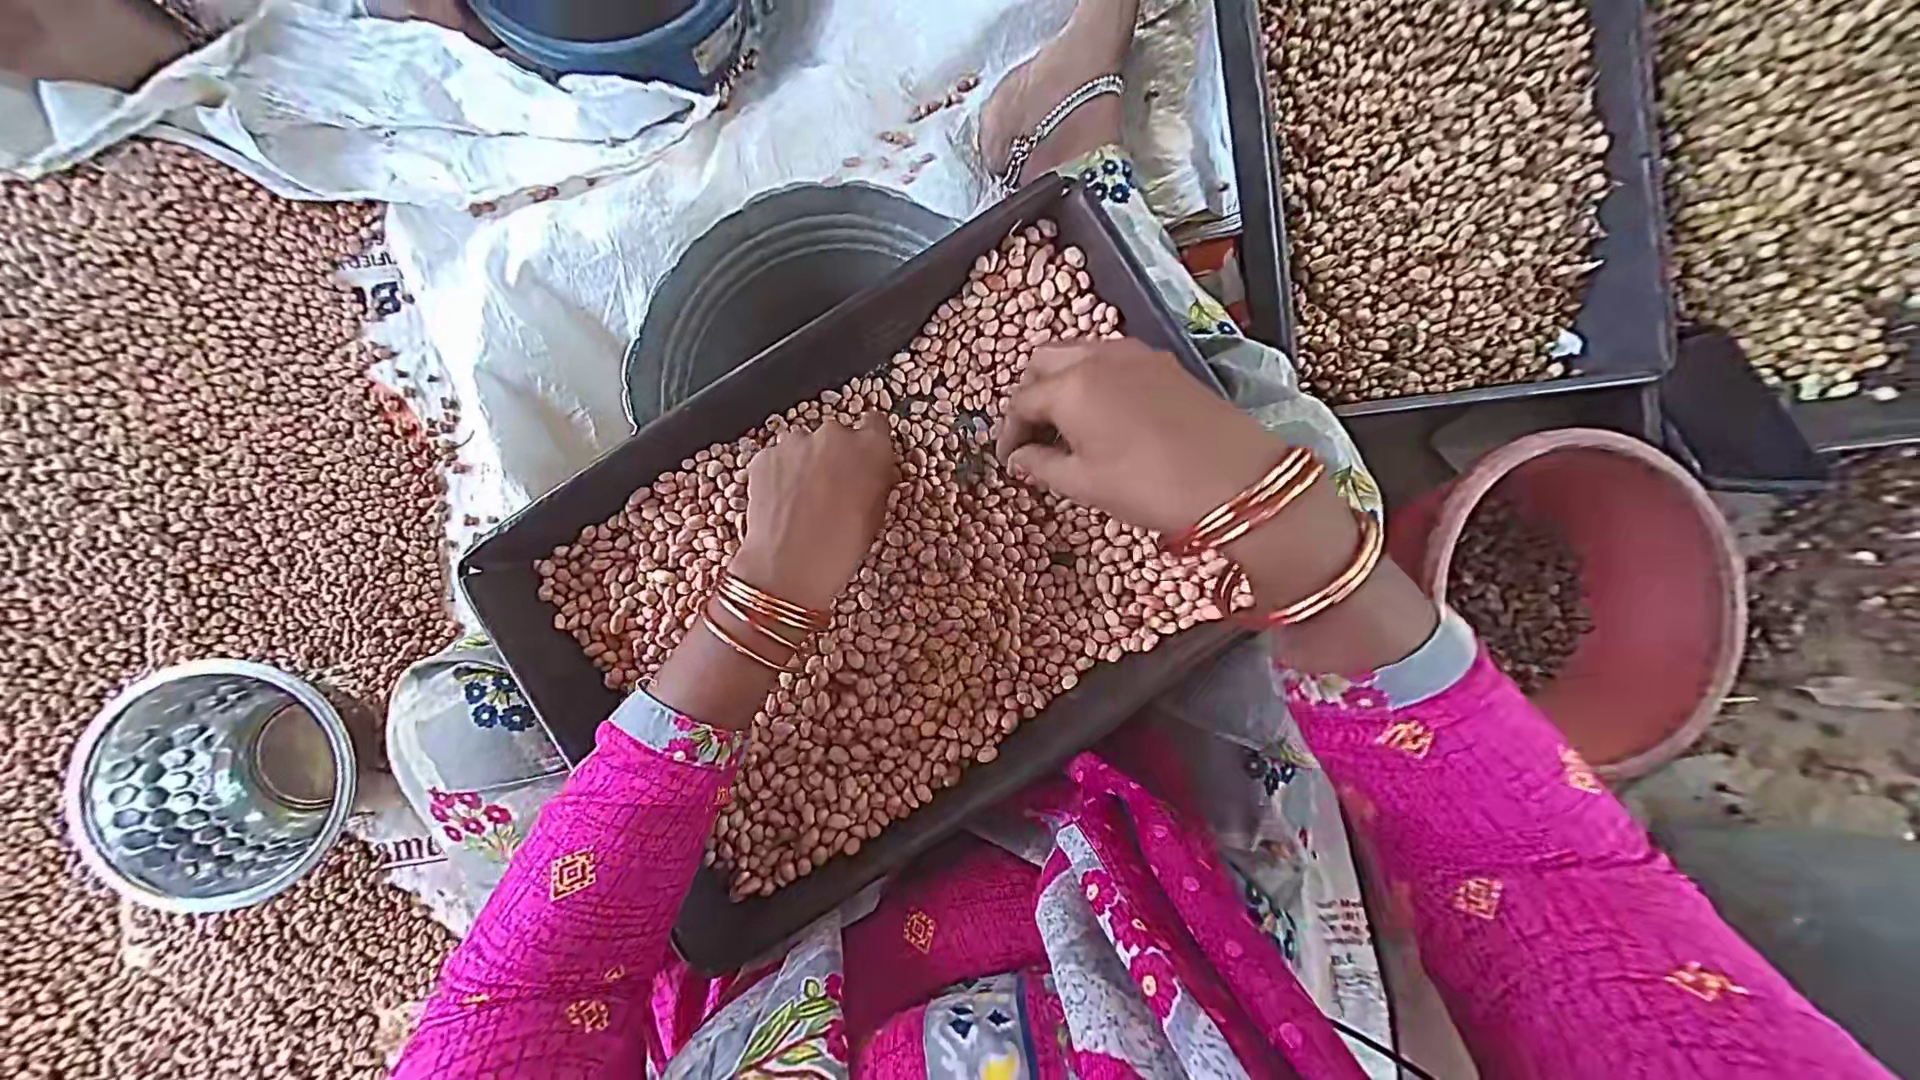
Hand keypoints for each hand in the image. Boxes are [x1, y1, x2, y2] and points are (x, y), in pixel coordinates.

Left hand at [730, 413, 898, 611]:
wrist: (790, 564)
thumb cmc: (842, 546)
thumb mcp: (876, 514)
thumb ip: (875, 480)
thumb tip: (869, 472)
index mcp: (872, 447)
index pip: (876, 424)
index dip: (870, 441)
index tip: (864, 456)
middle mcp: (835, 434)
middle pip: (837, 435)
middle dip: (834, 455)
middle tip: (831, 487)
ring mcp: (796, 441)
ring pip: (804, 445)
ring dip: (805, 463)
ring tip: (803, 499)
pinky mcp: (766, 454)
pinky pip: (778, 458)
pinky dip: (780, 473)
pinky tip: (782, 502)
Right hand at [995, 337, 1436, 673]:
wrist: (1237, 480)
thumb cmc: (1149, 486)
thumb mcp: (1085, 484)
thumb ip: (1041, 466)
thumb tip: (1016, 460)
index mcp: (1071, 386)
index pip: (1021, 402)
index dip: (1008, 433)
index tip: (1008, 460)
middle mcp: (1098, 357)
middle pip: (1043, 363)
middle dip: (1029, 396)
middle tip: (1032, 436)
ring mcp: (1135, 354)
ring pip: (1078, 354)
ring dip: (1060, 383)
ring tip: (1064, 426)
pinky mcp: (1163, 363)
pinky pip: (1111, 360)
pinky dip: (1092, 380)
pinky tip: (1102, 415)